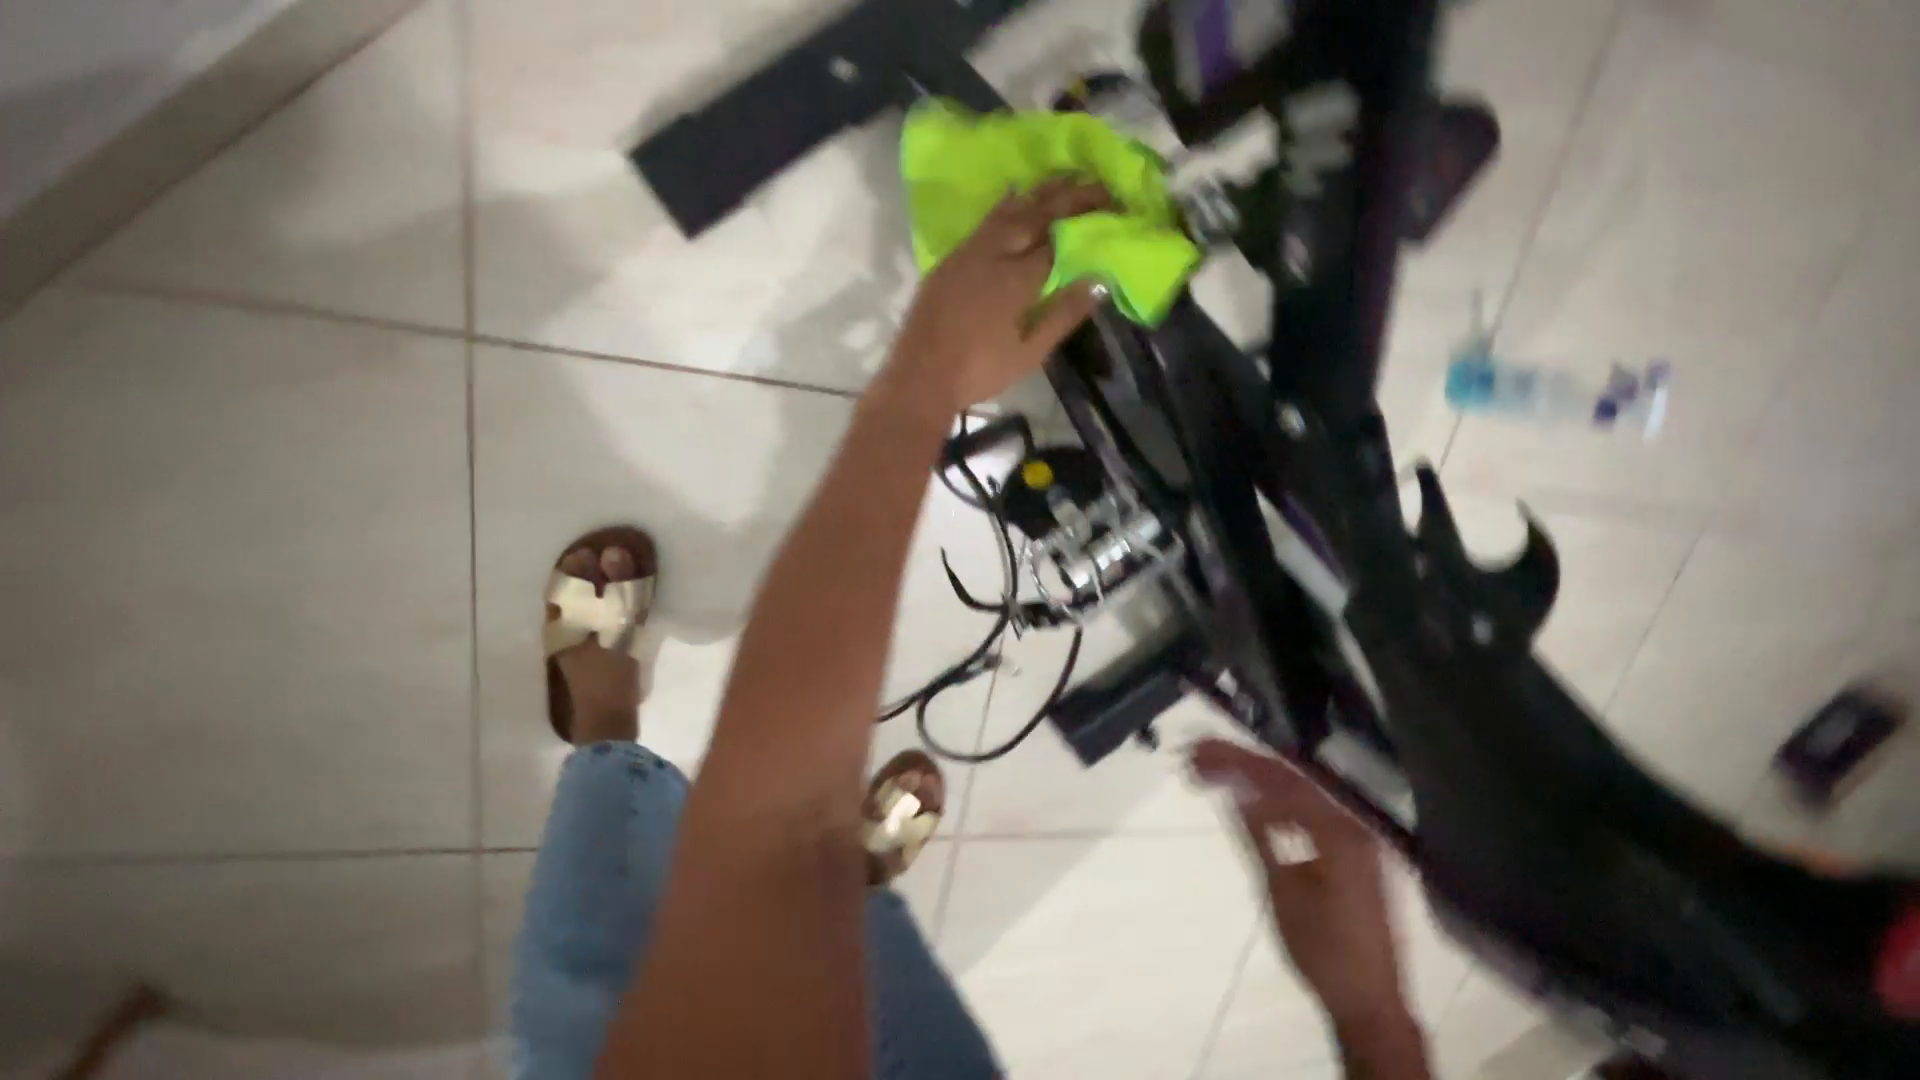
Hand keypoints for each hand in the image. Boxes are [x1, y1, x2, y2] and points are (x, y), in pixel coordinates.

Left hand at [882, 177, 1112, 413]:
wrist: (920, 378)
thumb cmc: (979, 372)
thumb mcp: (1029, 353)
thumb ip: (1064, 314)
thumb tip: (1099, 280)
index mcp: (1017, 279)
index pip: (1060, 239)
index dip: (1089, 220)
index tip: (1113, 206)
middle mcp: (993, 254)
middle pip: (1036, 214)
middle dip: (1069, 195)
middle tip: (1097, 183)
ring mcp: (968, 252)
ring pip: (1008, 211)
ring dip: (1038, 193)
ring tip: (1063, 178)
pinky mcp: (950, 259)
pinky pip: (985, 221)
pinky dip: (1007, 205)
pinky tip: (1016, 197)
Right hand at [1191, 739, 1413, 1030]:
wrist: (1369, 1001)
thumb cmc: (1323, 952)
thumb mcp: (1282, 892)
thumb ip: (1260, 835)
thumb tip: (1236, 791)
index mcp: (1339, 832)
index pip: (1279, 782)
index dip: (1236, 762)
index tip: (1197, 756)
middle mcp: (1352, 825)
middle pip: (1290, 778)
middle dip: (1242, 761)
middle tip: (1197, 754)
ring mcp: (1356, 838)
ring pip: (1299, 792)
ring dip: (1257, 777)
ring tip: (1214, 769)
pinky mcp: (1352, 852)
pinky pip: (1310, 812)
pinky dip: (1277, 800)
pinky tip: (1252, 799)